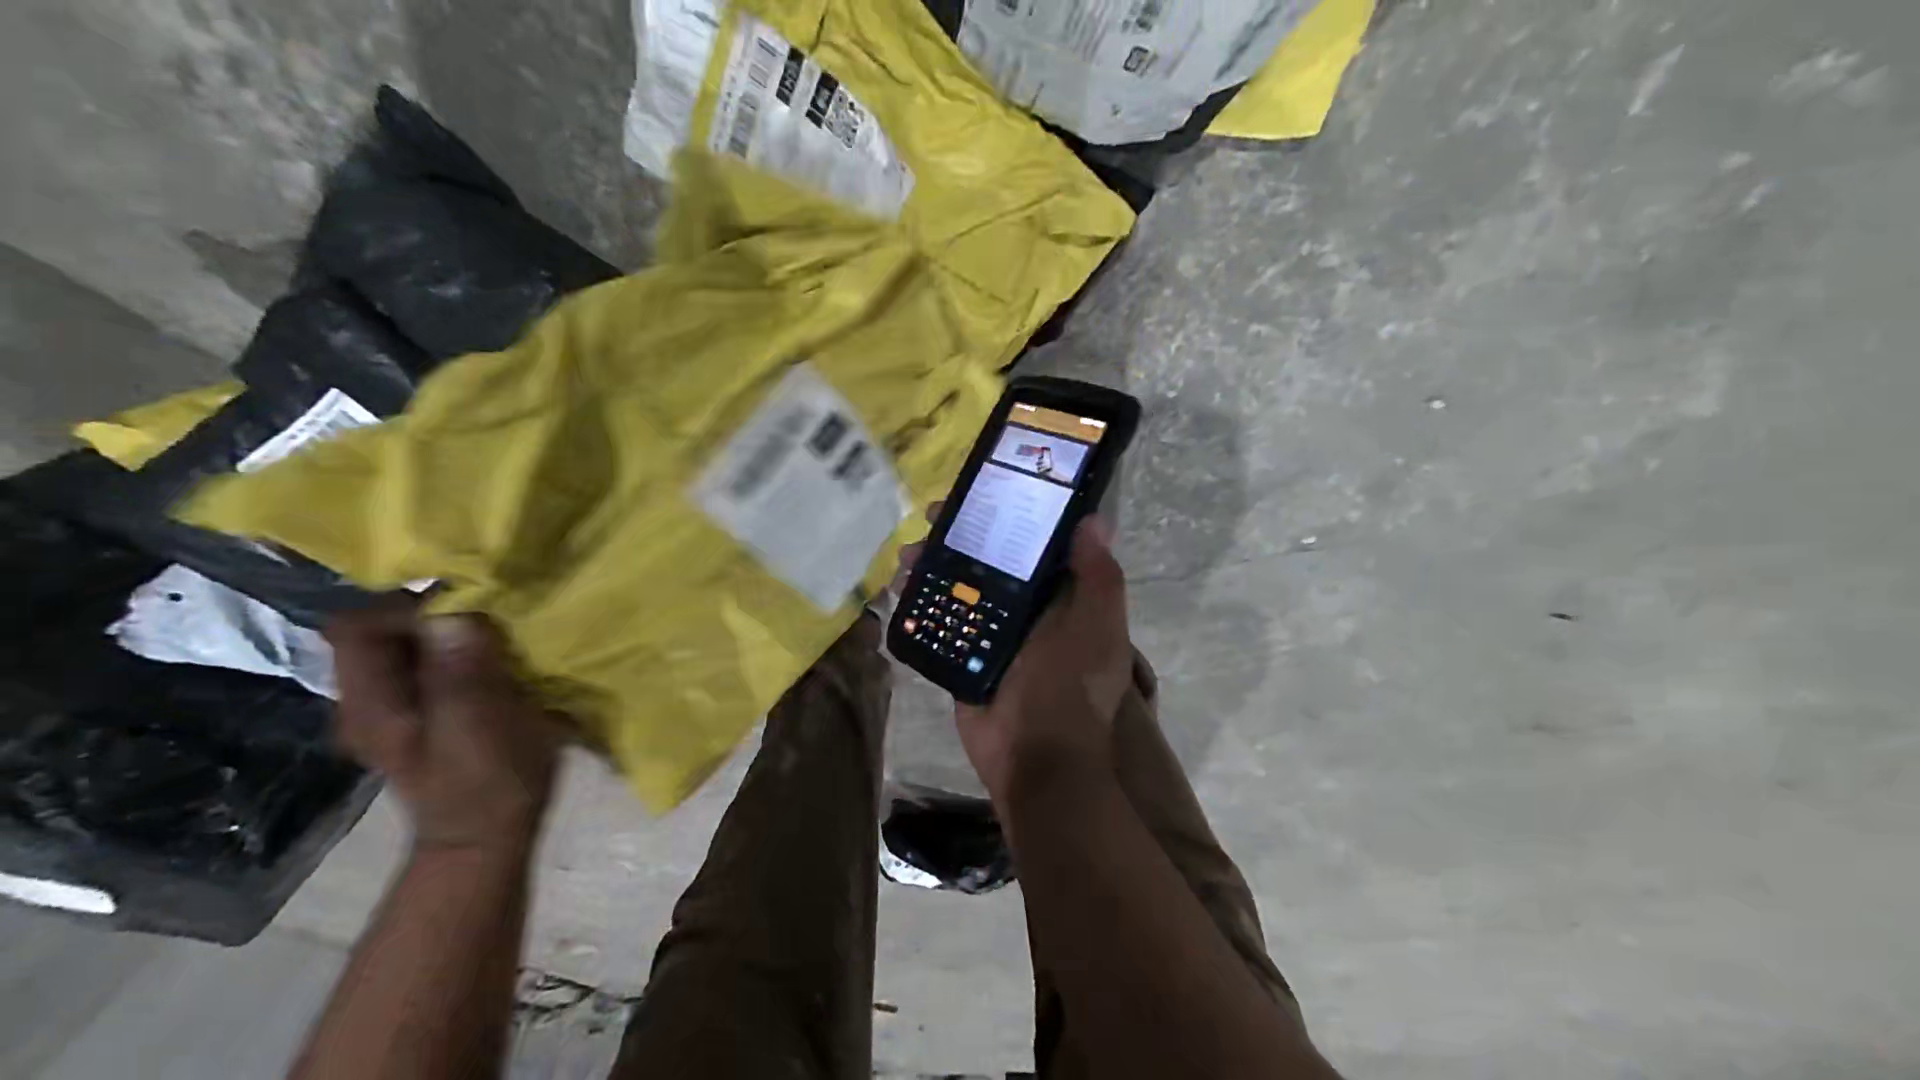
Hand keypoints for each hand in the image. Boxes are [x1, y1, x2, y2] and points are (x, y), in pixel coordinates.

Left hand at [326, 609, 563, 857]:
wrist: (488, 838)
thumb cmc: (487, 786)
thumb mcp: (480, 730)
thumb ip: (462, 675)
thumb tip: (452, 615)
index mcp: (369, 704)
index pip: (358, 626)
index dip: (408, 606)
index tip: (468, 608)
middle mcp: (367, 699)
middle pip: (381, 629)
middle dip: (434, 612)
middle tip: (491, 614)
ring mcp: (393, 705)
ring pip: (407, 642)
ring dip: (451, 629)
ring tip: (498, 632)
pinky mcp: (423, 709)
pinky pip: (429, 660)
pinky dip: (459, 648)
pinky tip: (494, 657)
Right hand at [897, 510, 1134, 803]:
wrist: (1036, 759)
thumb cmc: (1071, 687)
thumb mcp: (1097, 628)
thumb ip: (1098, 577)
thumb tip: (1093, 520)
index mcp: (1063, 599)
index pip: (1035, 545)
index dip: (1011, 514)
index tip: (982, 492)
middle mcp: (1028, 611)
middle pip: (990, 560)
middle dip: (960, 536)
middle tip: (931, 518)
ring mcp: (993, 635)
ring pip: (960, 588)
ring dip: (933, 566)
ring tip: (908, 555)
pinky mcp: (964, 658)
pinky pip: (941, 623)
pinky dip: (921, 605)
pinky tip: (900, 588)